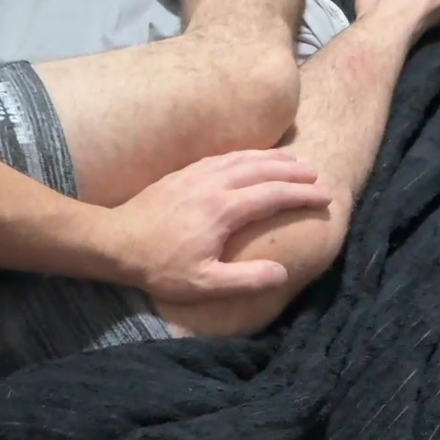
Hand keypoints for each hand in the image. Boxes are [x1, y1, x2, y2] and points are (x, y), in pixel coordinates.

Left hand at [105, 149, 331, 302]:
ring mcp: (197, 175)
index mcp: (223, 210)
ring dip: (273, 158)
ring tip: (294, 160)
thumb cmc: (161, 267)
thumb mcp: (206, 284)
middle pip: (263, 168)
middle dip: (294, 170)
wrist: (115, 243)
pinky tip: (254, 159)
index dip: (302, 194)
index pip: (273, 194)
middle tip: (316, 175)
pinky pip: (224, 156)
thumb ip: (246, 280)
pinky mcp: (184, 174)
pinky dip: (248, 155)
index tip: (324, 197)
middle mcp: (213, 184)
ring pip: (244, 157)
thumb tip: (282, 273)